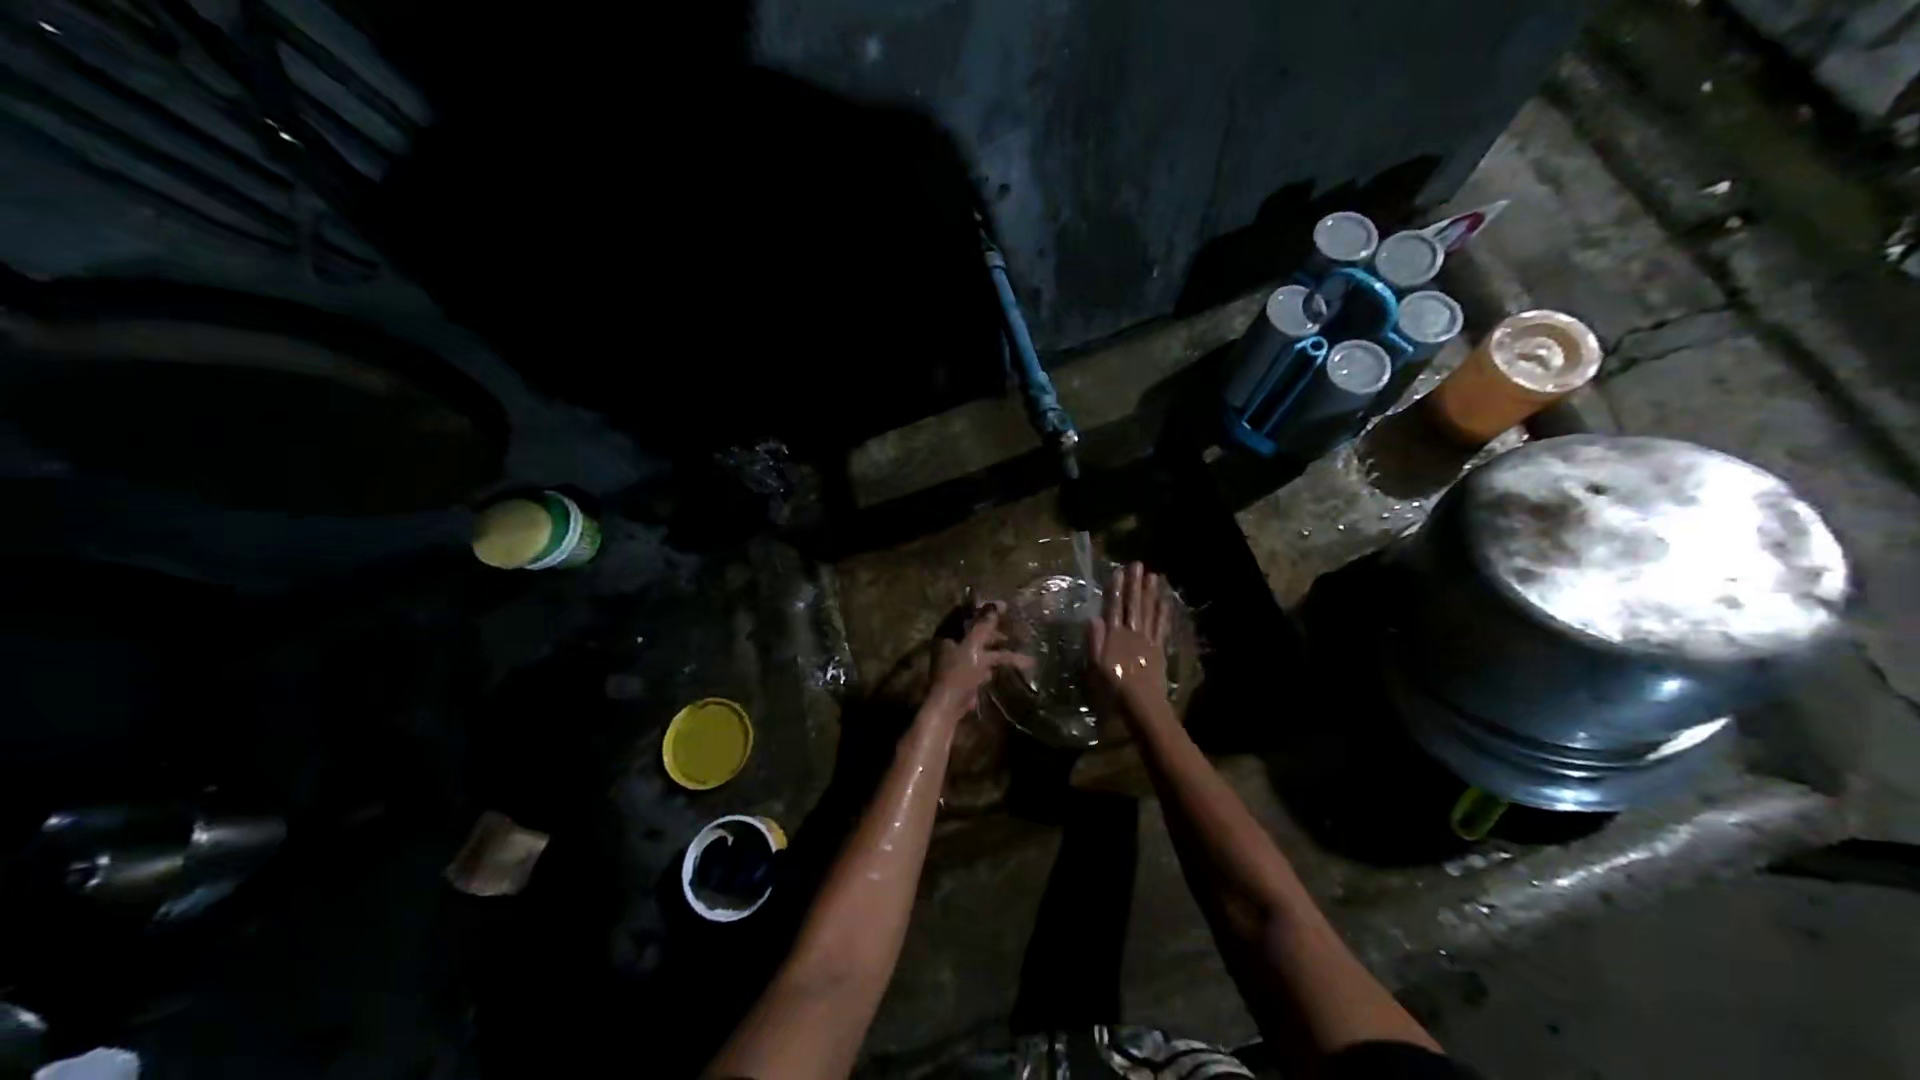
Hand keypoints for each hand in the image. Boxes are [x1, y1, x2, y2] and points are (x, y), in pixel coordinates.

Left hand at [927, 603, 1032, 720]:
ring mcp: (959, 658)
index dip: (984, 608)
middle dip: (997, 629)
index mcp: (948, 632)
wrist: (950, 706)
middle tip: (1016, 625)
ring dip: (1002, 648)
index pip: (965, 612)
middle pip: (976, 629)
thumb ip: (984, 624)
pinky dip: (998, 663)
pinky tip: (1017, 663)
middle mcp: (952, 642)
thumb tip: (998, 603)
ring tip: (1023, 646)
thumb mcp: (973, 645)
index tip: (1004, 606)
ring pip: (983, 647)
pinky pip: (985, 662)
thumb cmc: (959, 672)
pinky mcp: (967, 673)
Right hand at [1089, 562, 1171, 719]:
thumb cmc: (1113, 688)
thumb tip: (1093, 618)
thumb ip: (1094, 641)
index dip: (1116, 589)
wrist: (1141, 704)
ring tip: (1152, 576)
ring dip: (1150, 593)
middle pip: (1133, 605)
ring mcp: (1147, 640)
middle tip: (1138, 565)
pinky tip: (1164, 601)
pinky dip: (1162, 612)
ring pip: (1148, 612)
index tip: (1119, 572)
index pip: (1114, 608)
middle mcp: (1131, 633)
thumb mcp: (1095, 666)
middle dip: (1135, 584)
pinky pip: (1161, 627)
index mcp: (1114, 637)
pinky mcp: (1159, 649)